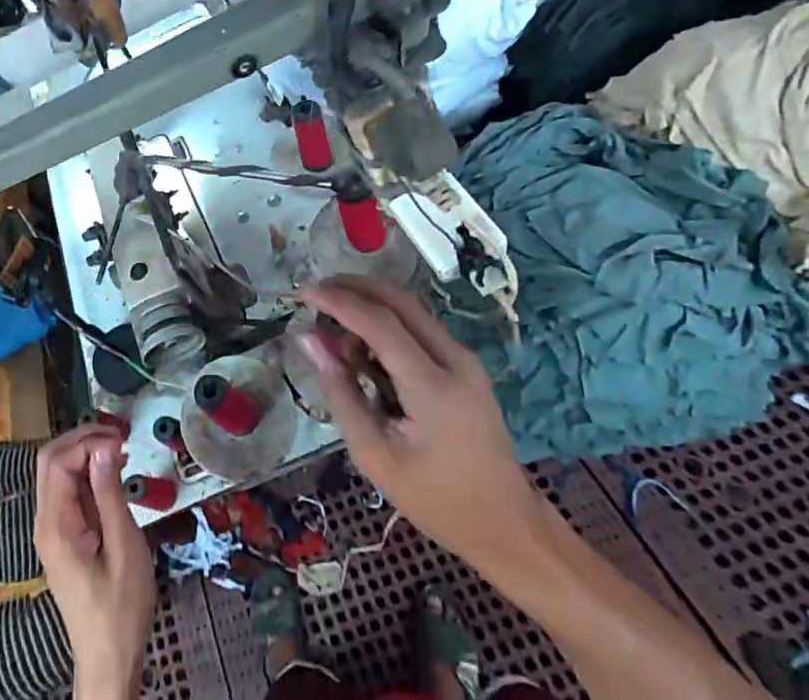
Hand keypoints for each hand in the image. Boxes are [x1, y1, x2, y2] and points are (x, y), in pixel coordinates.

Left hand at [33, 425, 155, 699]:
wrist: (108, 655)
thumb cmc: (120, 605)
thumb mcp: (124, 546)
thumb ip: (110, 494)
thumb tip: (104, 448)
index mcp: (55, 525)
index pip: (57, 462)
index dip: (87, 441)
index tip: (122, 441)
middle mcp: (46, 522)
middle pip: (50, 461)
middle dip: (82, 438)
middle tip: (121, 434)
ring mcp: (53, 529)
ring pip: (58, 473)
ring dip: (86, 452)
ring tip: (122, 446)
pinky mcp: (65, 536)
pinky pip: (70, 491)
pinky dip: (89, 472)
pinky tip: (114, 471)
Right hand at [295, 277, 547, 570]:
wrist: (504, 521)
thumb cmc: (434, 499)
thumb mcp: (374, 454)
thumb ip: (340, 392)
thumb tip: (308, 340)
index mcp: (434, 387)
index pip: (381, 323)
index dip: (339, 301)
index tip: (304, 292)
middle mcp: (456, 359)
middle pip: (400, 301)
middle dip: (355, 287)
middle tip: (316, 294)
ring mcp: (466, 359)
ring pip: (412, 310)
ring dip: (371, 305)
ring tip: (333, 329)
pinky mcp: (466, 364)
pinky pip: (421, 328)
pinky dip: (388, 324)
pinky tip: (364, 348)